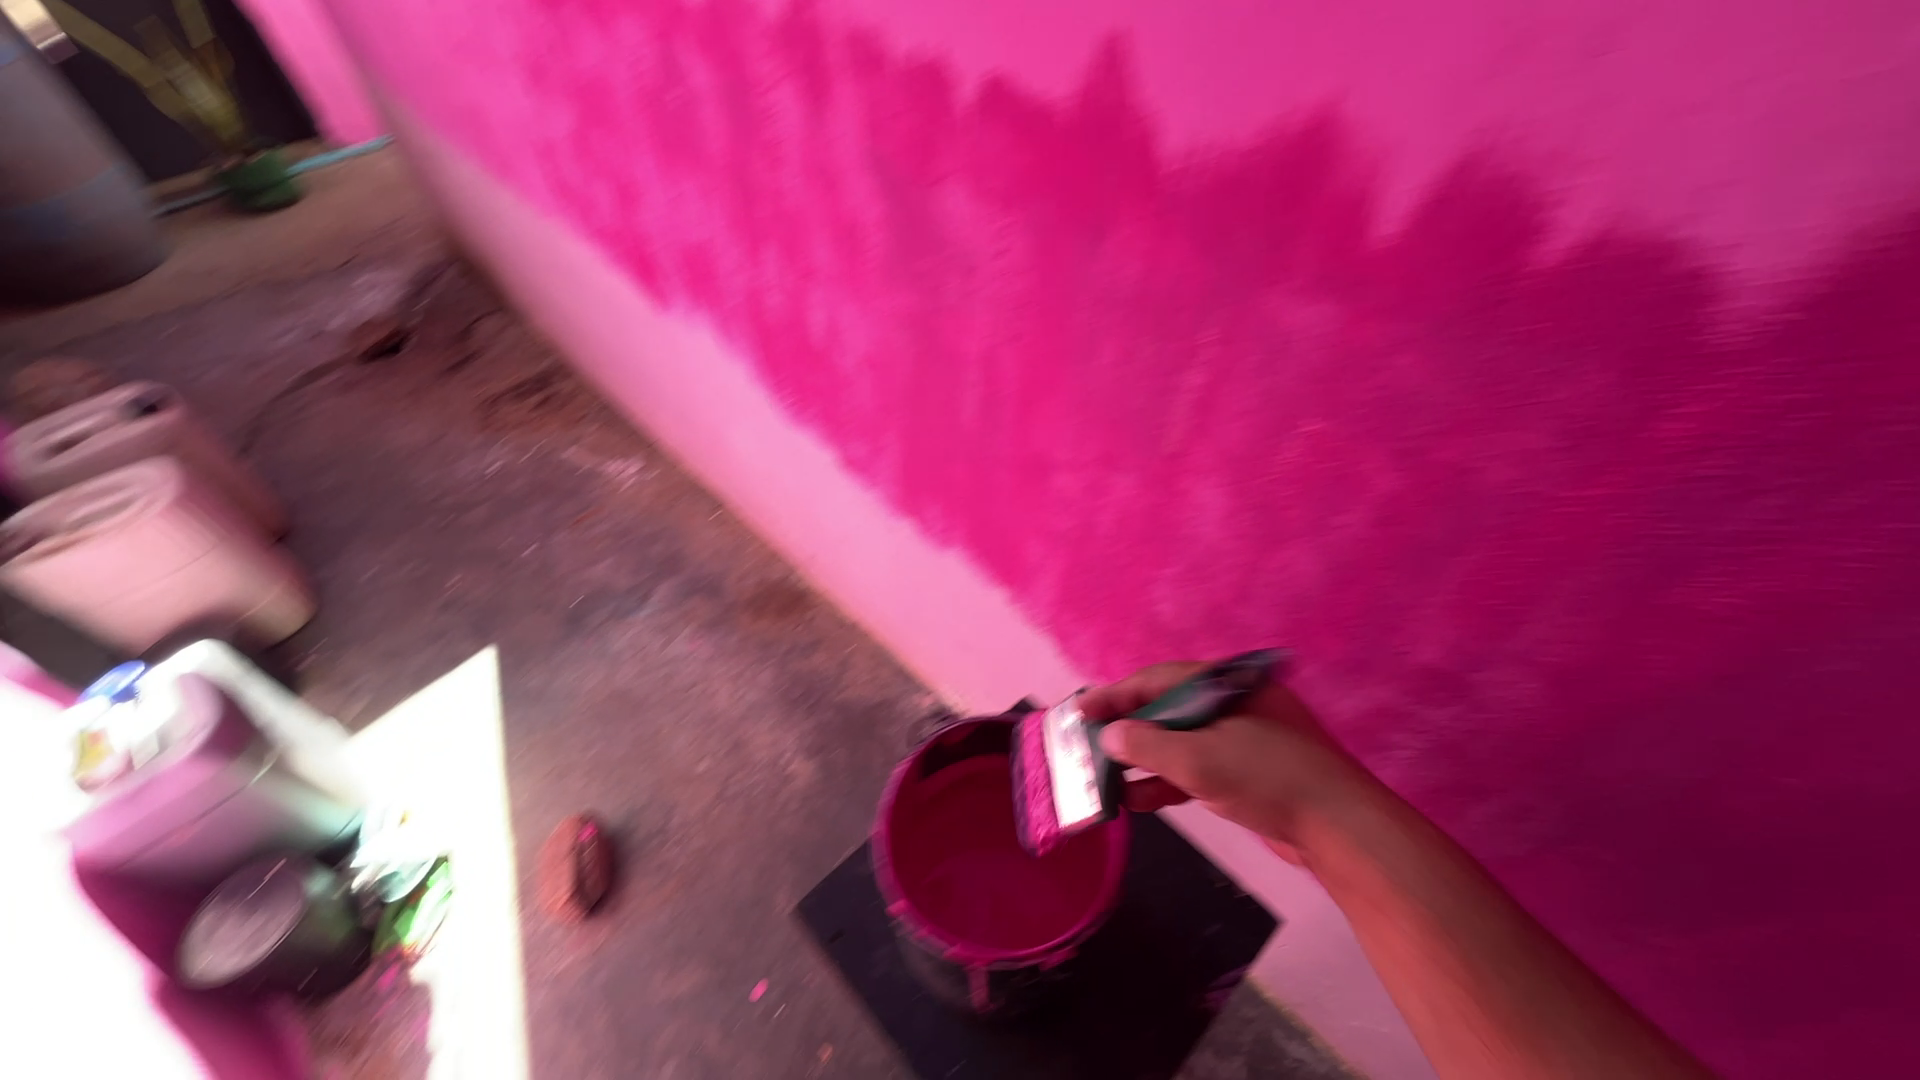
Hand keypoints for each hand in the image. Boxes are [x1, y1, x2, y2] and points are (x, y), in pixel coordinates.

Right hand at [1084, 662, 1375, 862]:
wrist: (1342, 830)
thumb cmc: (1268, 779)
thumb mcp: (1199, 760)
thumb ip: (1147, 746)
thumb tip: (1109, 736)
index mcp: (1226, 684)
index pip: (1157, 681)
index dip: (1114, 696)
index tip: (1079, 711)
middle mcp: (1232, 705)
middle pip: (1167, 710)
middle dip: (1126, 730)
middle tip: (1088, 745)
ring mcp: (1242, 740)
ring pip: (1180, 743)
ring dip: (1143, 761)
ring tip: (1106, 778)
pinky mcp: (1248, 773)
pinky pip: (1197, 768)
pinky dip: (1167, 782)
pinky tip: (1139, 800)